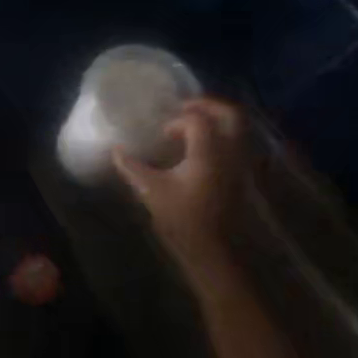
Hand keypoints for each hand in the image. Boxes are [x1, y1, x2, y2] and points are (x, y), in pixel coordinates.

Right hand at [114, 98, 247, 265]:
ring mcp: (240, 164)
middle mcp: (230, 153)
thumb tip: (115, 150)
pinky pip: (237, 143)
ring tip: (191, 125)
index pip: (197, 120)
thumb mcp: (151, 191)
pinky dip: (221, 136)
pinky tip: (200, 148)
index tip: (162, 131)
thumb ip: (132, 167)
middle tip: (184, 108)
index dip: (178, 120)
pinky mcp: (242, 175)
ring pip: (237, 128)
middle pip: (229, 114)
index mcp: (208, 153)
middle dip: (207, 106)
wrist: (212, 251)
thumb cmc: (181, 220)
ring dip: (216, 120)